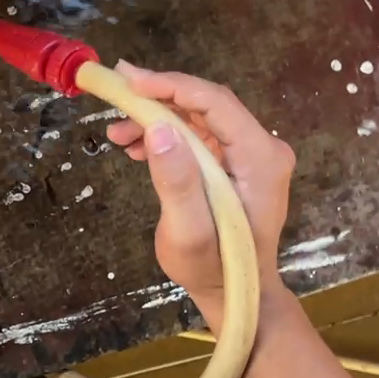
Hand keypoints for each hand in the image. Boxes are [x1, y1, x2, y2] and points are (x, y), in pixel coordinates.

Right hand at [105, 64, 293, 316]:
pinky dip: (166, 135)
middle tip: (116, 90)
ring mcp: (250, 157)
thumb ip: (178, 181)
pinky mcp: (235, 166)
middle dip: (158, 96)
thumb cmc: (212, 268)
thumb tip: (159, 128)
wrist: (237, 295)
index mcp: (259, 158)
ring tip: (117, 133)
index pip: (215, 102)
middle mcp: (262, 149)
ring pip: (199, 118)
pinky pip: (199, 136)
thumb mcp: (188, 231)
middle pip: (206, 104)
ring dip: (157, 118)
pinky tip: (136, 146)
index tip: (129, 82)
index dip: (170, 86)